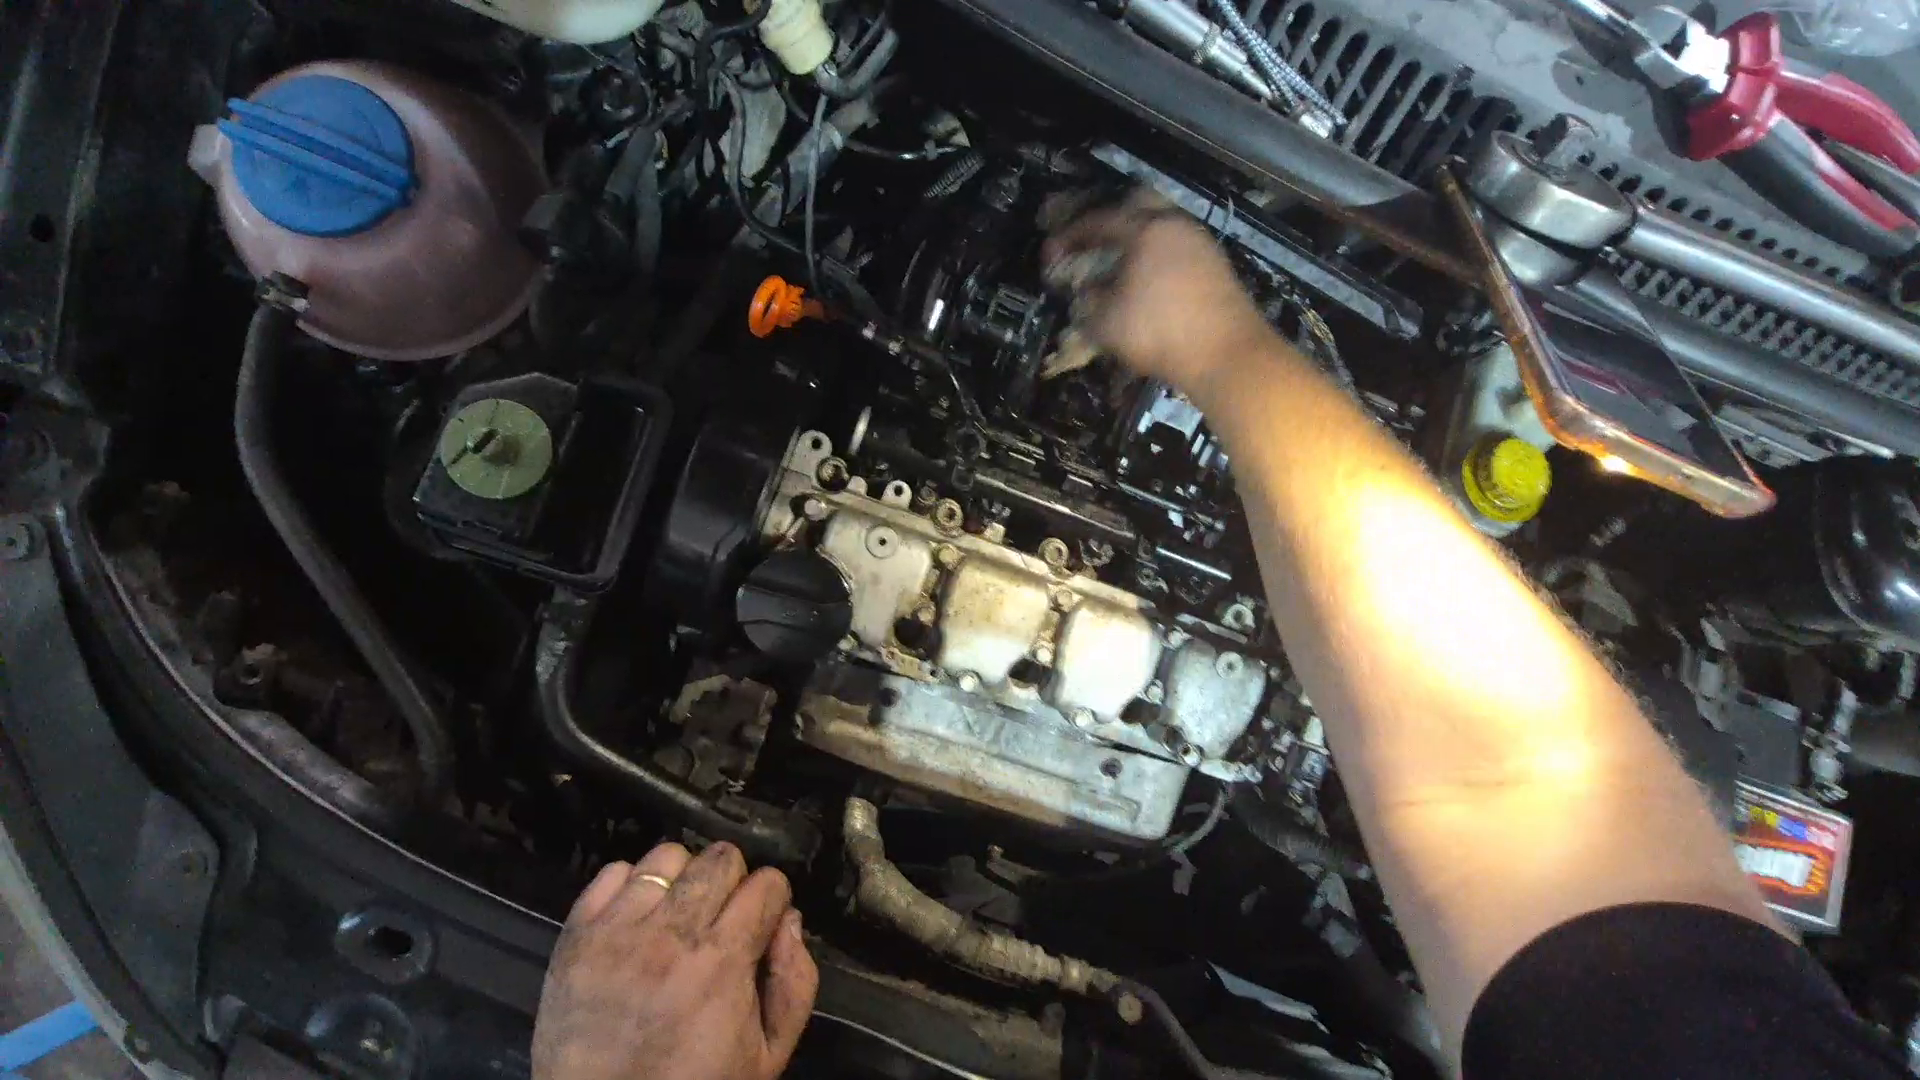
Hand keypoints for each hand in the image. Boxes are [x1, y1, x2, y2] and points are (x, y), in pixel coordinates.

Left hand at [533, 842, 818, 1079]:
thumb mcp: (768, 1056)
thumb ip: (795, 983)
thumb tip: (790, 919)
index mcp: (722, 960)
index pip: (767, 883)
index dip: (772, 900)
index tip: (762, 922)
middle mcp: (672, 933)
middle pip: (722, 858)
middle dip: (733, 882)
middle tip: (722, 918)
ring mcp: (619, 929)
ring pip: (669, 855)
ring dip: (683, 879)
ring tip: (677, 913)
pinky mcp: (578, 934)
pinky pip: (613, 871)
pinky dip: (631, 885)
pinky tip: (637, 916)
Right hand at [1041, 190, 1274, 398]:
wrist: (1226, 354)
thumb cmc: (1159, 333)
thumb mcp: (1106, 323)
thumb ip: (1087, 302)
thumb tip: (1083, 292)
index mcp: (1146, 230)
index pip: (1099, 221)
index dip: (1070, 235)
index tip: (1052, 251)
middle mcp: (1175, 225)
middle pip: (1136, 206)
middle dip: (1108, 221)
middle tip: (1089, 240)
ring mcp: (1200, 243)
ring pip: (1160, 226)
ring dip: (1134, 239)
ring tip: (1115, 263)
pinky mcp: (1215, 266)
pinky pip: (1176, 247)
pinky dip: (1154, 256)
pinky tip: (1145, 279)